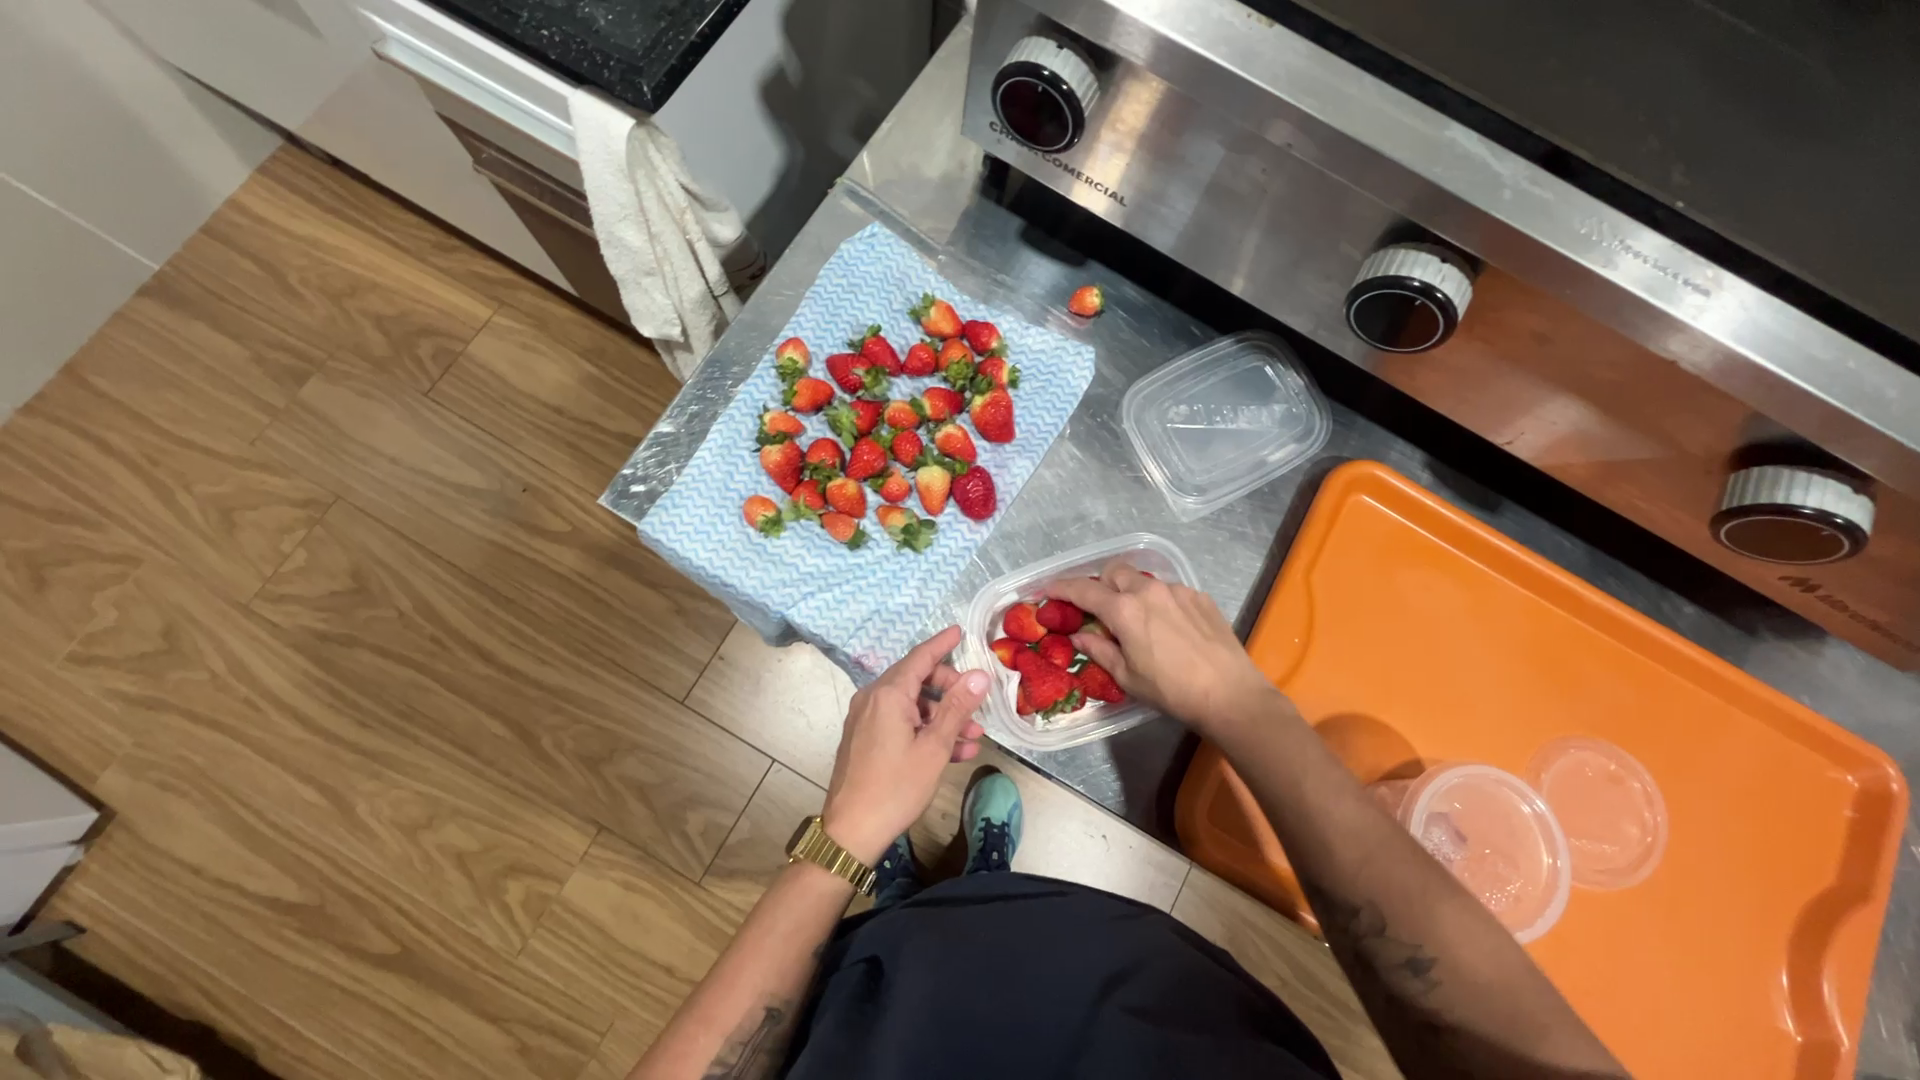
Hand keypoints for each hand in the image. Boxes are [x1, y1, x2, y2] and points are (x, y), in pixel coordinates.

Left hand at [819, 626, 989, 864]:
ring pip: (911, 705)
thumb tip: (979, 675)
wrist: (852, 830)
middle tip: (976, 706)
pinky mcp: (865, 738)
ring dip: (942, 716)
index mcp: (887, 694)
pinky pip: (899, 723)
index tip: (960, 631)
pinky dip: (925, 730)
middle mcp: (872, 699)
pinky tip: (953, 752)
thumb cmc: (896, 787)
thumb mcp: (934, 747)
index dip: (942, 644)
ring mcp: (866, 719)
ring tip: (973, 738)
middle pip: (917, 680)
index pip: (920, 657)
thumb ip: (957, 708)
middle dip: (950, 690)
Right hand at [1047, 561, 1281, 735]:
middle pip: (1114, 571)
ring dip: (1130, 591)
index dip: (1061, 588)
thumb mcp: (1127, 676)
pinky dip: (1158, 601)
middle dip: (1099, 582)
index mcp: (1124, 610)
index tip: (1047, 590)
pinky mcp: (1200, 597)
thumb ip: (1099, 650)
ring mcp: (1178, 590)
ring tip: (1134, 618)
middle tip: (1095, 606)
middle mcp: (1148, 590)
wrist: (1229, 694)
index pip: (1083, 590)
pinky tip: (1166, 626)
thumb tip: (1080, 635)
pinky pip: (1169, 590)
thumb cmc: (1171, 691)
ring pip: (1143, 579)